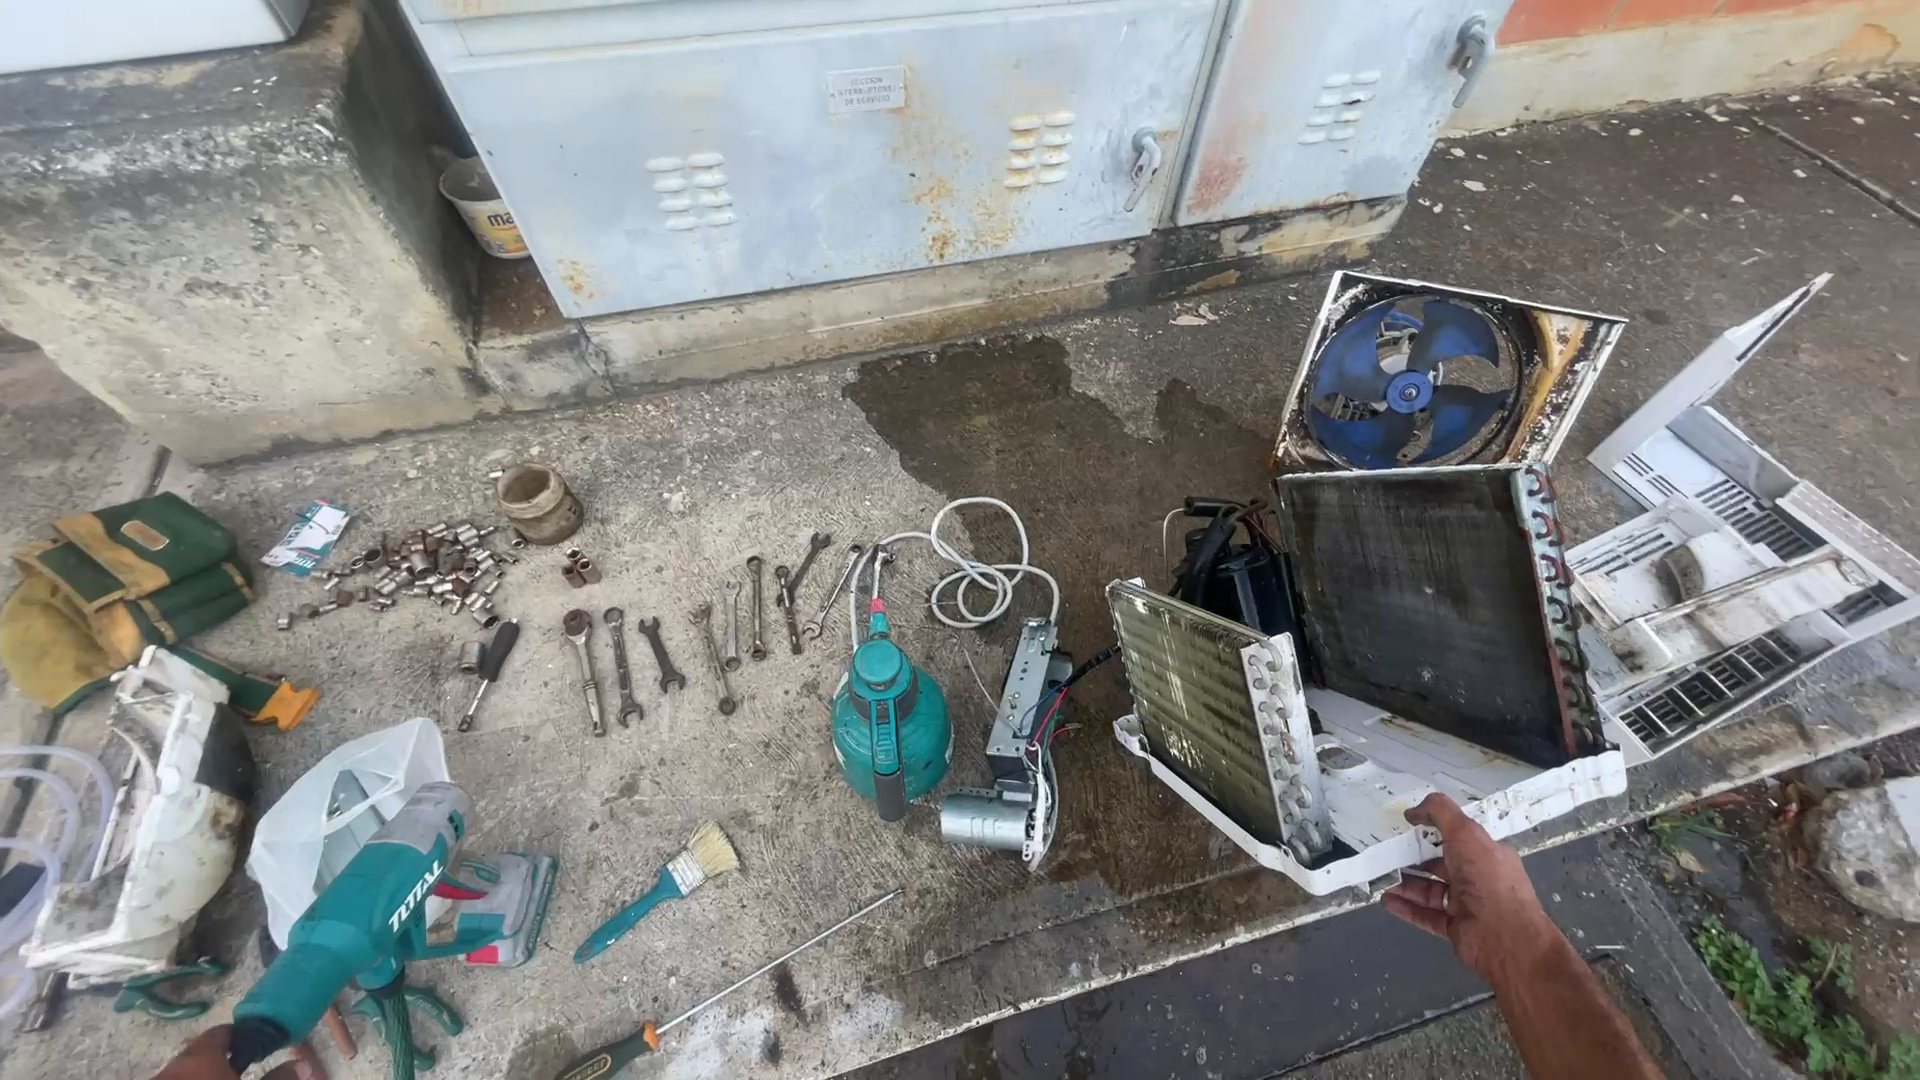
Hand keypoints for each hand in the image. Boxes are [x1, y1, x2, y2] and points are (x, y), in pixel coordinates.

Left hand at [154, 1026, 306, 1079]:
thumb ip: (278, 1078)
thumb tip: (302, 1064)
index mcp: (200, 1058)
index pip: (220, 1033)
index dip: (239, 1036)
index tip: (255, 1045)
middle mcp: (172, 1070)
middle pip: (197, 1057)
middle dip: (218, 1063)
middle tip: (242, 1072)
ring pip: (180, 1077)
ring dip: (199, 1079)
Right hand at [1382, 793, 1561, 984]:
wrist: (1508, 940)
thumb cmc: (1489, 881)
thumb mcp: (1466, 833)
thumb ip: (1440, 812)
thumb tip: (1414, 811)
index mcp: (1487, 856)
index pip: (1458, 839)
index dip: (1434, 831)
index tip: (1407, 827)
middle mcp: (1479, 879)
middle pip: (1440, 865)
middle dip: (1413, 859)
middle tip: (1386, 853)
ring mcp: (1468, 906)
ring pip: (1430, 891)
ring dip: (1405, 884)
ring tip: (1380, 878)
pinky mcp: (1456, 928)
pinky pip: (1426, 915)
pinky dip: (1406, 907)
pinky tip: (1387, 900)